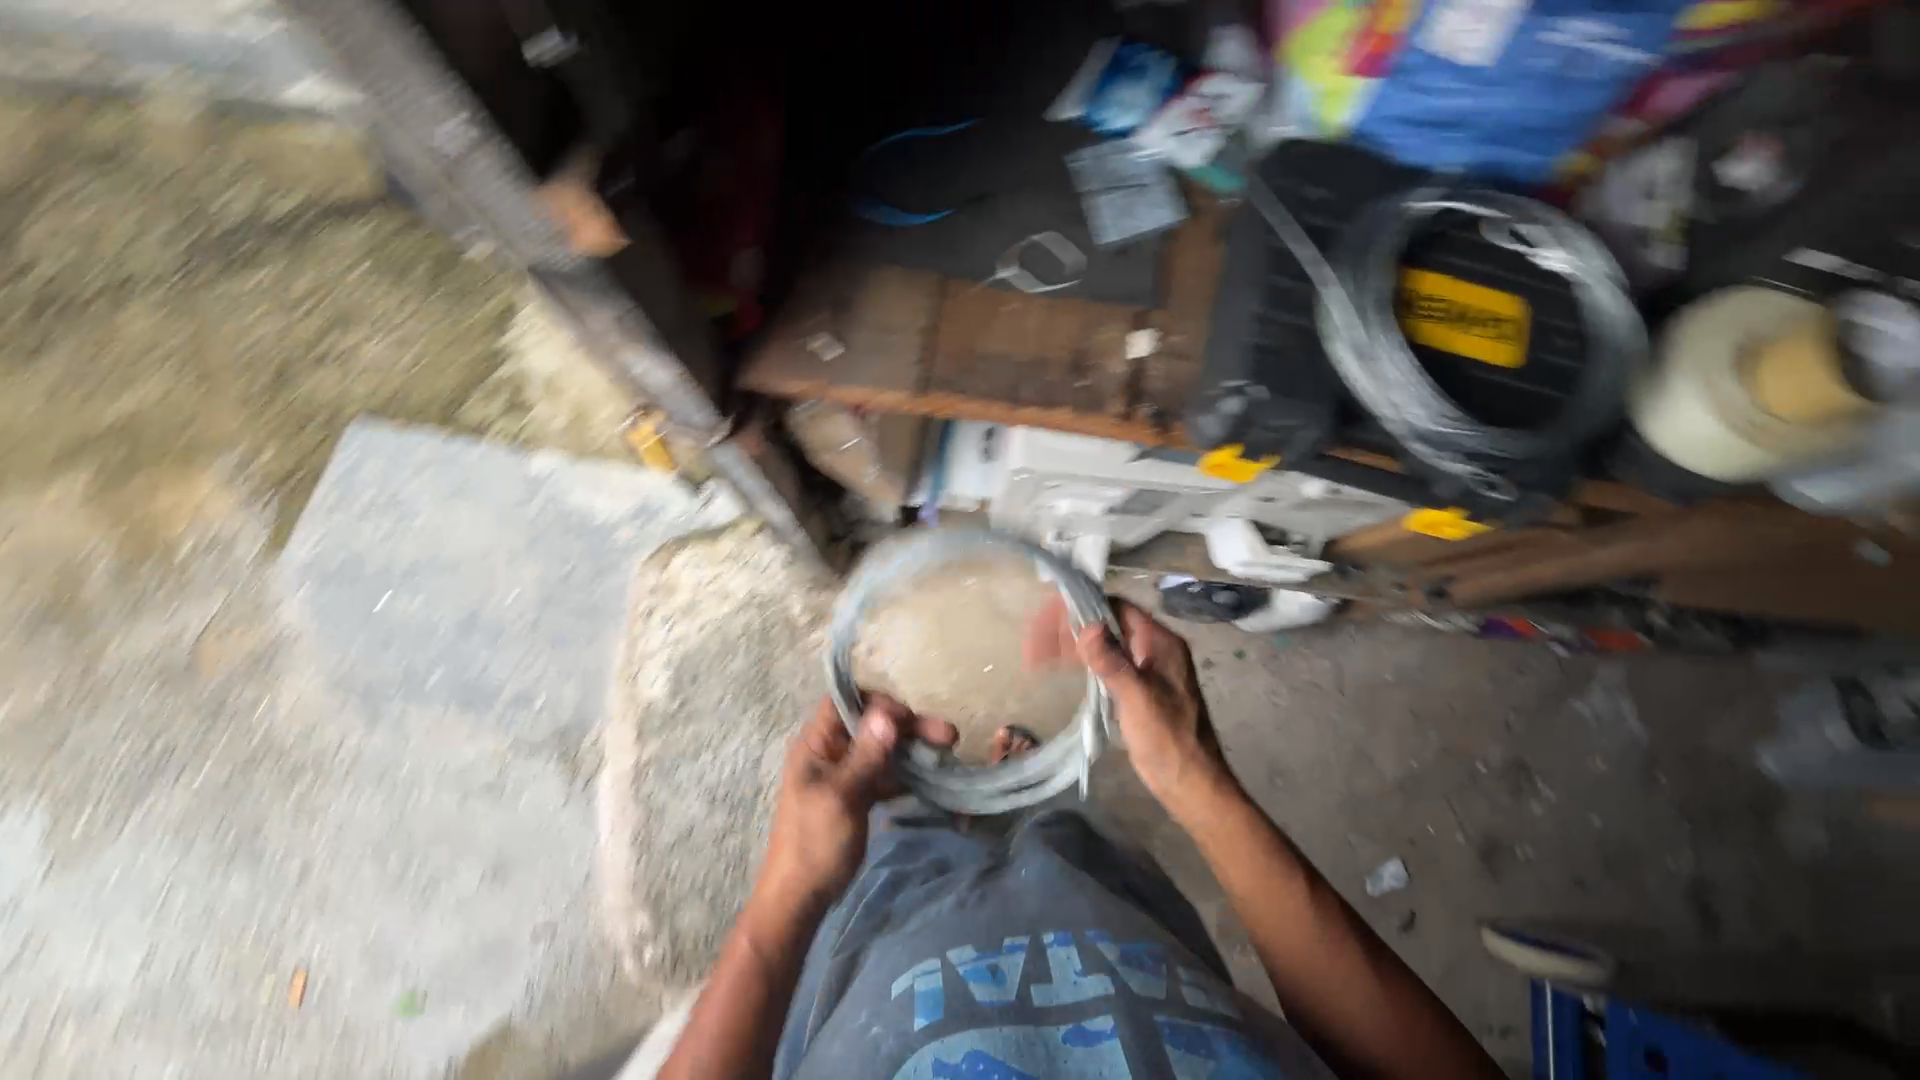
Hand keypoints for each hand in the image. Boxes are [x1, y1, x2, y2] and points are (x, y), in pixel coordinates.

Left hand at [754, 694, 956, 913]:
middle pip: (872, 724)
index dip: (878, 701)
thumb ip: (866, 755)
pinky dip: (908, 772)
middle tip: (949, 736)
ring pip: (883, 748)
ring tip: (948, 752)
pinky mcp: (859, 795)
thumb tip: (889, 714)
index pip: (846, 701)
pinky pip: (886, 773)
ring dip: (913, 748)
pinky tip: (933, 777)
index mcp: (816, 744)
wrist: (800, 896)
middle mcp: (831, 751)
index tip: (910, 716)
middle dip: (908, 726)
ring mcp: (846, 773)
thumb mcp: (842, 796)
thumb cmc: (814, 842)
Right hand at [1025, 596, 1237, 820]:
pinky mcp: (1136, 689)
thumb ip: (1112, 662)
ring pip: (1105, 644)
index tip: (1051, 618)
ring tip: (1039, 655)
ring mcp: (1145, 669)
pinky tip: (1063, 668)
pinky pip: (1107, 664)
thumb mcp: (1137, 698)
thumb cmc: (1169, 739)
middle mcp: (1154, 649)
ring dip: (1073, 645)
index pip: (1118, 609)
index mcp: (1161, 643)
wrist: (1190, 783)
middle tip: (1037, 642)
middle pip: (1108, 623)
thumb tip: (1086, 627)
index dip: (1083, 608)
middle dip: (1072, 628)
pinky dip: (1084, 662)